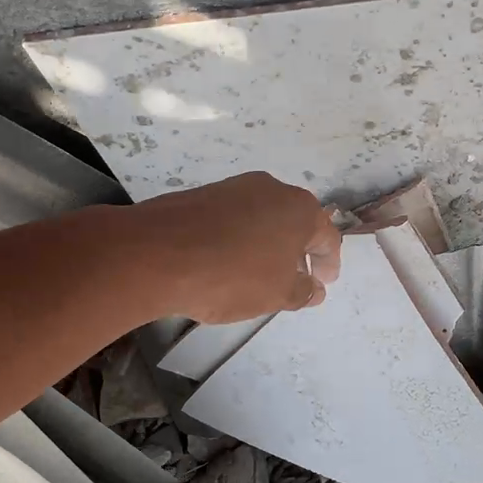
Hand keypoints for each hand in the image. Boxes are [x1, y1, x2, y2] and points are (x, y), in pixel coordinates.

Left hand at [124, 172, 341, 322]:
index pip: (327, 237)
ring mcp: (235, 187)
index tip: (324, 282)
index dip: (328, 263)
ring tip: (256, 273)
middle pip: (295, 222)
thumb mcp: (276, 294)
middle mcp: (273, 189)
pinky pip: (232, 218)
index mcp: (301, 209)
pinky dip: (238, 238)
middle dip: (298, 250)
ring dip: (266, 243)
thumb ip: (302, 291)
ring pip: (263, 218)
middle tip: (294, 277)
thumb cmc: (231, 275)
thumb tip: (315, 288)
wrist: (154, 253)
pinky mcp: (202, 194)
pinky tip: (224, 262)